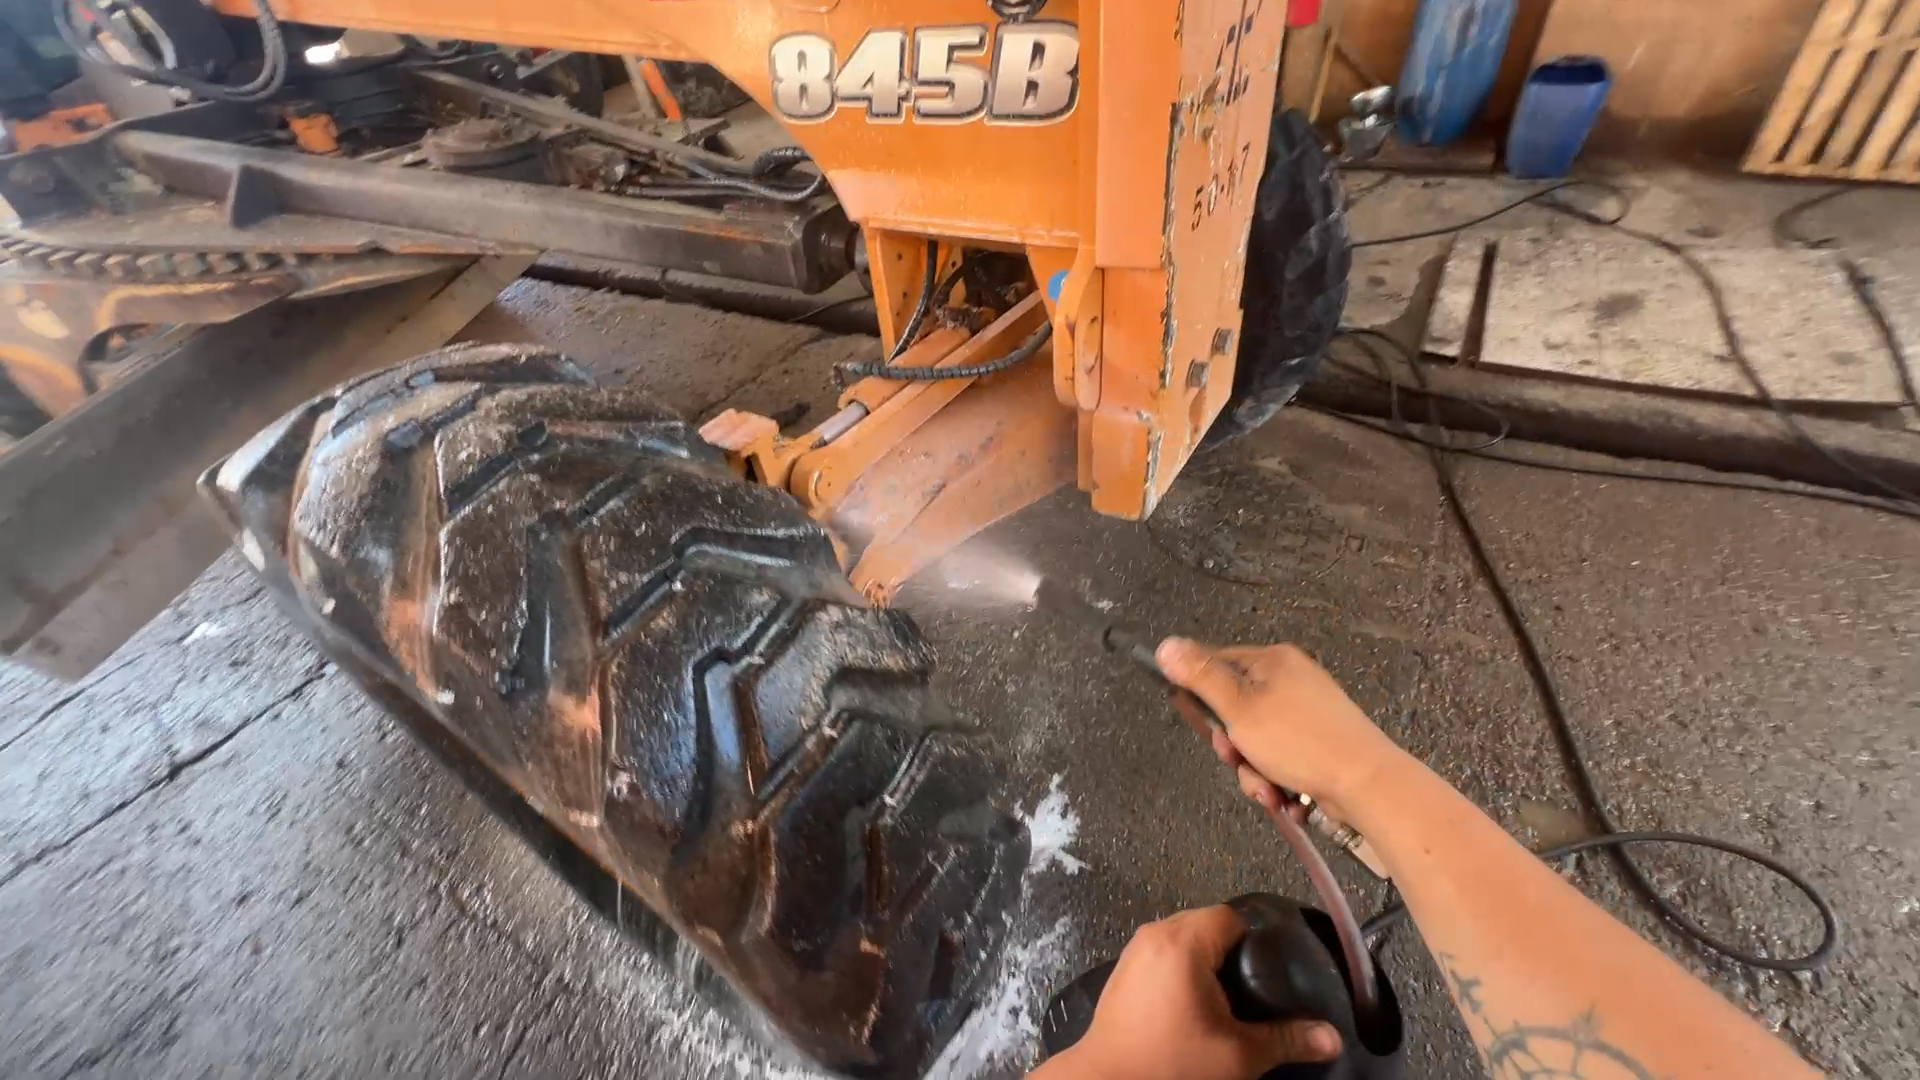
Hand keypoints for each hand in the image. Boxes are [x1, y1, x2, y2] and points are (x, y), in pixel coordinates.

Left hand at [1036, 905, 1340, 1079]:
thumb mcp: (1238, 1055)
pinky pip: (1162, 952)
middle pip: (1205, 923)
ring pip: (1182, 938)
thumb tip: (1332, 1037)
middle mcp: (1155, 933)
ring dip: (1206, 959)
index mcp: (1183, 941)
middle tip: (1259, 987)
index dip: (1256, 937)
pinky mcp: (1124, 969)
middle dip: (1233, 950)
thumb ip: (1286, 1040)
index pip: (1229, 916)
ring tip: (1232, 997)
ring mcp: (1135, 949)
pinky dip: (1182, 968)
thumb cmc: (1174, 1064)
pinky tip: (1197, 1002)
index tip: (1277, 967)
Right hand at [1156, 638, 1405, 823]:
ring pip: (1256, 740)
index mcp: (1273, 661)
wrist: (1368, 787)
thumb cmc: (1300, 741)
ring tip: (1269, 789)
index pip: (1217, 664)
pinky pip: (1280, 758)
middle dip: (1233, 744)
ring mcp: (1307, 715)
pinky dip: (1278, 779)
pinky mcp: (1319, 746)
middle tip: (1236, 757)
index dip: (1201, 694)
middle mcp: (1291, 681)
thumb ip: (1200, 677)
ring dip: (1253, 770)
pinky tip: (1288, 797)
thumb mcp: (1239, 708)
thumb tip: (1165, 644)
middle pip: (1235, 709)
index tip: (1200, 721)